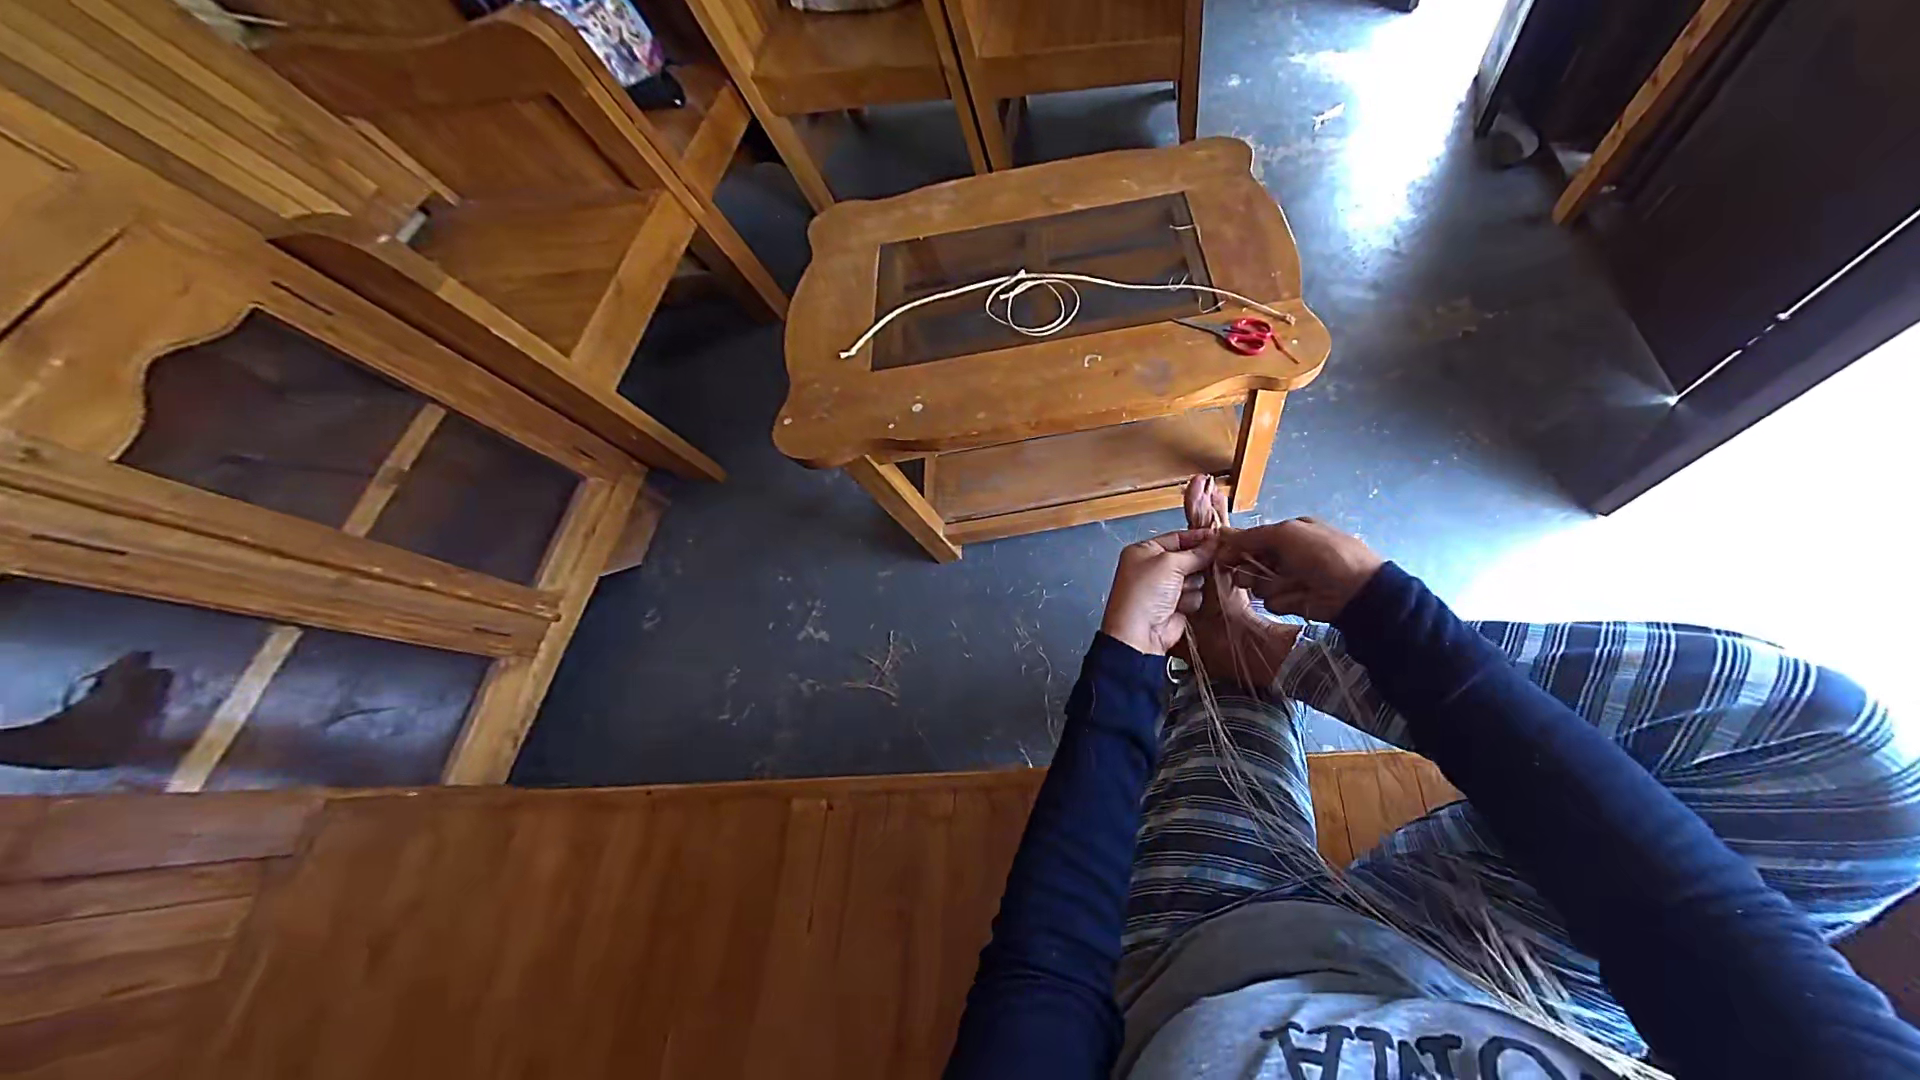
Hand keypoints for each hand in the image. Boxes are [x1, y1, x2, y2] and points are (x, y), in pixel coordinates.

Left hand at [1100, 528, 1217, 654]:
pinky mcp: (1175, 605)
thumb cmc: (1144, 593)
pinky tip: (1181, 605)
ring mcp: (1165, 587)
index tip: (1218, 537)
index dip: (1197, 538)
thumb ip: (1195, 552)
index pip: (1176, 537)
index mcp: (1144, 551)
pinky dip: (1191, 599)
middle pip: (1188, 558)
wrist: (1140, 633)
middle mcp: (1153, 568)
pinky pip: (1195, 595)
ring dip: (1192, 584)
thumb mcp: (1169, 563)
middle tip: (1206, 565)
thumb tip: (1214, 543)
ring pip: (1195, 577)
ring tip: (1180, 592)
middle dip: (1196, 563)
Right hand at [1219, 517, 1384, 621]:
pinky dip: (1282, 598)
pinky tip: (1298, 595)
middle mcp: (1285, 555)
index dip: (1234, 548)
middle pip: (1248, 563)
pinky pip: (1271, 601)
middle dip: (1246, 569)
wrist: (1355, 590)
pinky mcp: (1291, 601)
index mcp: (1287, 534)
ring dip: (1266, 584)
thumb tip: (1220, 534)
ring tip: (1286, 583)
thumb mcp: (1285, 534)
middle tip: (1248, 574)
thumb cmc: (1321, 553)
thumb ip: (1250, 536)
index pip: (1250, 540)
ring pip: (1256, 584)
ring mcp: (1288, 579)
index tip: (1221, 557)